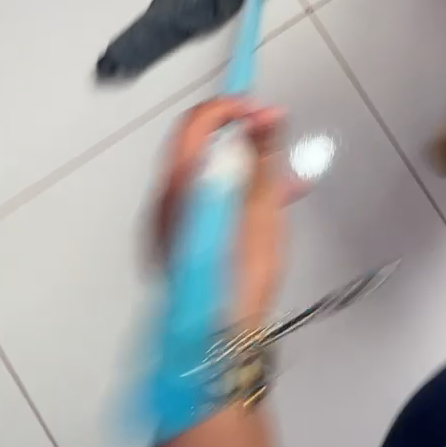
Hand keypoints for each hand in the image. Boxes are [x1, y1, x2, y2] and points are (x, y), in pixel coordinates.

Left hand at [154, 99, 288, 327]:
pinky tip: (264, 206)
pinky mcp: (175, 242)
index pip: (198, 121)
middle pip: (198, 145)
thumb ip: (263, 152)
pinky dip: (233, 189)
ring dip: (242, 164)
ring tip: (280, 179)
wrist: (217, 340)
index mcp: (183, 184)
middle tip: (272, 139)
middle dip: (240, 135)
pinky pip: (204, 198)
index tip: (263, 111)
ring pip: (205, 172)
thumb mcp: (262, 204)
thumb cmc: (239, 275)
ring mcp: (166, 223)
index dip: (233, 106)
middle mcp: (165, 200)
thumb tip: (266, 113)